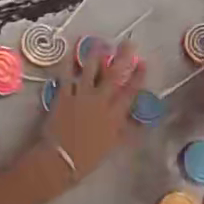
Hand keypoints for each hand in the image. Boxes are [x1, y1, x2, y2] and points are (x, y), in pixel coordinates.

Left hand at [39, 40, 144, 179]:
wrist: (60, 160)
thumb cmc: (87, 159)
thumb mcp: (111, 146)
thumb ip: (124, 132)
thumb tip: (138, 124)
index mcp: (115, 116)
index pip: (130, 92)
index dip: (138, 76)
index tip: (143, 63)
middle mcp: (100, 102)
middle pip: (114, 75)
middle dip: (122, 58)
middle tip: (128, 43)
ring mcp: (81, 97)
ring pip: (91, 71)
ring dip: (96, 55)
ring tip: (100, 43)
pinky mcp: (63, 96)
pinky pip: (67, 76)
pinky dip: (69, 63)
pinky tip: (71, 52)